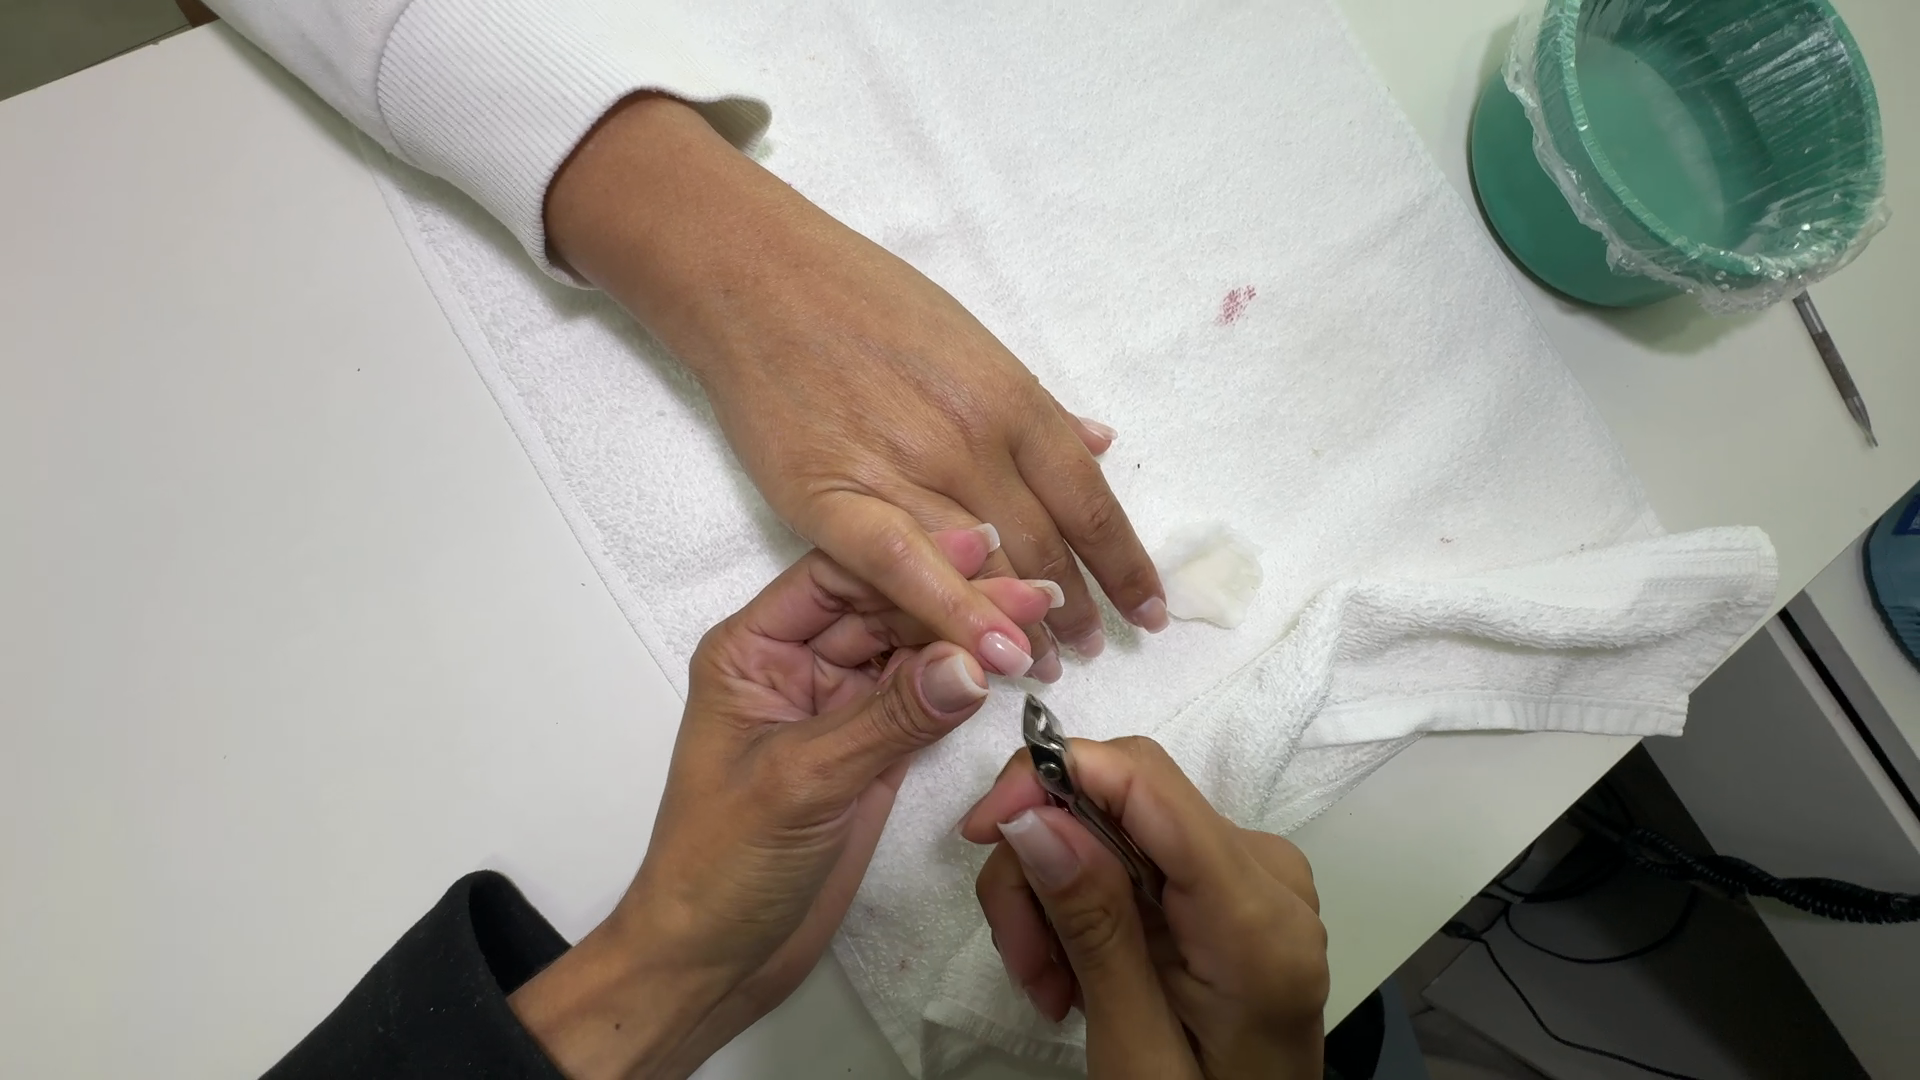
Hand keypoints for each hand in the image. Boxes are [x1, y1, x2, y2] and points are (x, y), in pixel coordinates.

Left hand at [507, 528, 1054, 1078]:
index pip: (837, 579)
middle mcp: (800, 659)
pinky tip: (1009, 665)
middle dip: (955, 601)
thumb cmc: (723, 865)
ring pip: (912, 650)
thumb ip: (889, 717)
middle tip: (1032, 591)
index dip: (907, 561)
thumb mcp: (801, 780)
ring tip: (1038, 619)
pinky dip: (966, 684)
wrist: (717, 962)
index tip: (980, 550)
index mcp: (756, 646)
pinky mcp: (875, 741)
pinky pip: (926, 697)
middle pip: (884, 610)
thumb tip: (974, 661)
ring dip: (969, 638)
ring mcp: (842, 700)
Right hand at [546, 96, 1167, 683]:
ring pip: (990, 568)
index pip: (1091, 502)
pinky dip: (958, 618)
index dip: (1126, 565)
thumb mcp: (971, 339)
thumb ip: (1035, 404)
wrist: (760, 281)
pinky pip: (909, 570)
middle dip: (1078, 608)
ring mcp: (908, 470)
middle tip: (1089, 649)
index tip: (1148, 608)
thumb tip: (1099, 442)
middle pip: (1048, 546)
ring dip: (1026, 626)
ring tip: (1044, 665)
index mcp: (1012, 399)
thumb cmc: (867, 302)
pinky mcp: (837, 499)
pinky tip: (995, 658)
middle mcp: (975, 440)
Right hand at [961, 738, 1328, 1078]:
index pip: (1146, 780)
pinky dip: (1081, 896)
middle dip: (1041, 861)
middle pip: (1114, 799)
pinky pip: (1123, 846)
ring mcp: (1243, 864)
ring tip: (1046, 983)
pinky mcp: (1219, 871)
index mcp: (1255, 915)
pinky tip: (1076, 967)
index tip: (981, 829)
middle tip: (1018, 956)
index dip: (1053, 773)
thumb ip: (1094, 931)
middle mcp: (1260, 865)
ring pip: (1106, 820)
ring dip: (1052, 892)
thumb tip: (1033, 818)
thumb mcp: (1137, 1056)